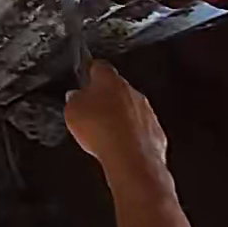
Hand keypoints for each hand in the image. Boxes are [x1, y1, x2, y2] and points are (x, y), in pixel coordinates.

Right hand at [65, 61, 172, 198]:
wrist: (130, 159)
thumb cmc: (102, 131)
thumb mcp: (72, 111)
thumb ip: (74, 100)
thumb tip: (75, 98)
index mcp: (109, 79)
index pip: (99, 67)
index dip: (91, 73)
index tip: (86, 78)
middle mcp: (131, 91)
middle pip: (116, 88)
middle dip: (106, 99)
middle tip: (91, 113)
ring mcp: (146, 111)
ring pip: (130, 109)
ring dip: (119, 118)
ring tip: (104, 134)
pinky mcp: (156, 132)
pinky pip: (141, 129)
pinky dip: (132, 136)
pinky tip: (119, 147)